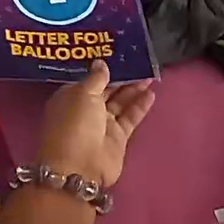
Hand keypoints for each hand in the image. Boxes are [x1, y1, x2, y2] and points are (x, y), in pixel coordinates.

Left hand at [36, 60, 155, 186]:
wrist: (80, 168)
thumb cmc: (75, 125)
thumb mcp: (83, 94)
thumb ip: (96, 78)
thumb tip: (101, 63)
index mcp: (71, 97)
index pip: (90, 80)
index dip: (104, 69)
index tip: (120, 55)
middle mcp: (86, 110)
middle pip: (107, 90)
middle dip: (123, 77)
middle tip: (141, 62)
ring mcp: (103, 125)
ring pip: (121, 103)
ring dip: (134, 89)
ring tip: (150, 75)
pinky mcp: (118, 138)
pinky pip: (130, 117)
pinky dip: (140, 106)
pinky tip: (152, 93)